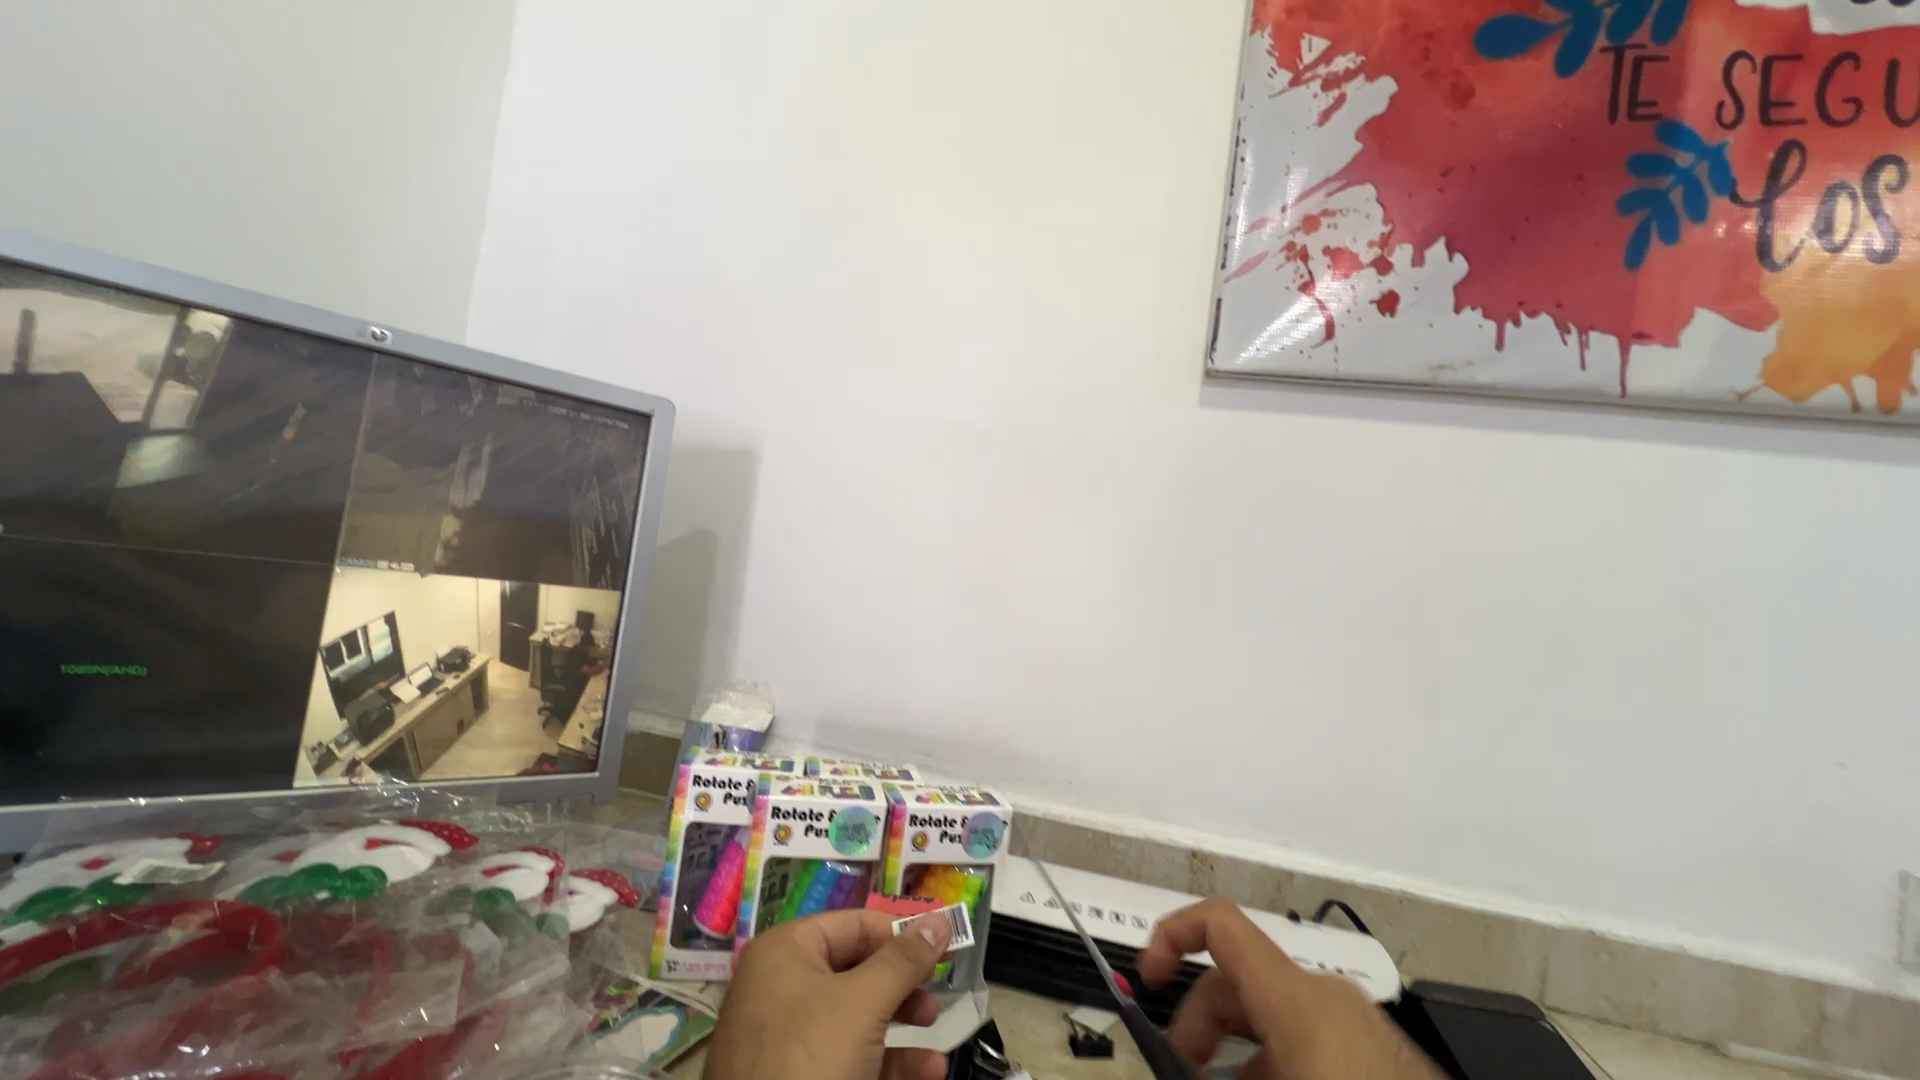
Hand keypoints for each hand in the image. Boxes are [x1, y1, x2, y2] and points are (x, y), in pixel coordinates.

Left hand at [706, 909, 953, 1079]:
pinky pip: (848, 1055)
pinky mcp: (796, 1075)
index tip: (945, 946)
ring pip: (856, 1016)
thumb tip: (939, 920)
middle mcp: (782, 986)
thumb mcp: (863, 1003)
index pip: (854, 925)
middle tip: (936, 996)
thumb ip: (904, 960)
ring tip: (935, 1032)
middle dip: (903, 984)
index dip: (902, 933)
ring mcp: (786, 1036)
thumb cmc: (810, 1058)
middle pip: (857, 970)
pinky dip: (886, 1060)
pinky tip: (926, 1070)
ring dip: (902, 1024)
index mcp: (786, 951)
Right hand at [1138, 898, 1442, 1079]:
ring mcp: (1357, 1023)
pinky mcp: (1379, 1052)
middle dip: (1196, 1023)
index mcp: (1298, 998)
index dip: (1169, 936)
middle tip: (1178, 1069)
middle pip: (1236, 978)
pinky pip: (1307, 1036)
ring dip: (1233, 1051)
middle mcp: (1327, 997)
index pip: (1218, 923)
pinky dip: (1272, 1059)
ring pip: (1271, 1013)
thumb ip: (1202, 1069)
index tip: (1146, 979)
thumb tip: (1169, 1064)